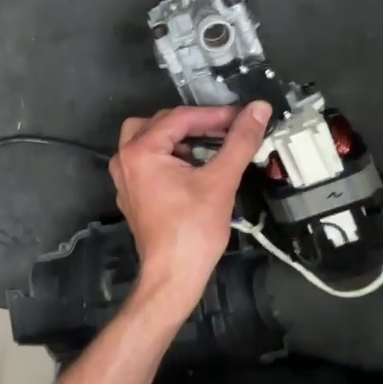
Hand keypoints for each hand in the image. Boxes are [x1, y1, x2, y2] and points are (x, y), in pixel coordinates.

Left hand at [109, 103, 271, 312]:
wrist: (173, 273)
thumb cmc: (194, 228)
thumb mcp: (221, 180)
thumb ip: (239, 141)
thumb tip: (258, 110)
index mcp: (140, 151)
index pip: (179, 118)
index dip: (213, 115)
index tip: (242, 117)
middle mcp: (124, 159)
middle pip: (159, 124)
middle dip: (193, 123)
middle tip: (225, 129)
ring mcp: (124, 178)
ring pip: (149, 141)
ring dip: (179, 138)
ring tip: (210, 146)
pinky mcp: (132, 194)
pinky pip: (147, 162)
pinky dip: (169, 157)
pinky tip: (195, 167)